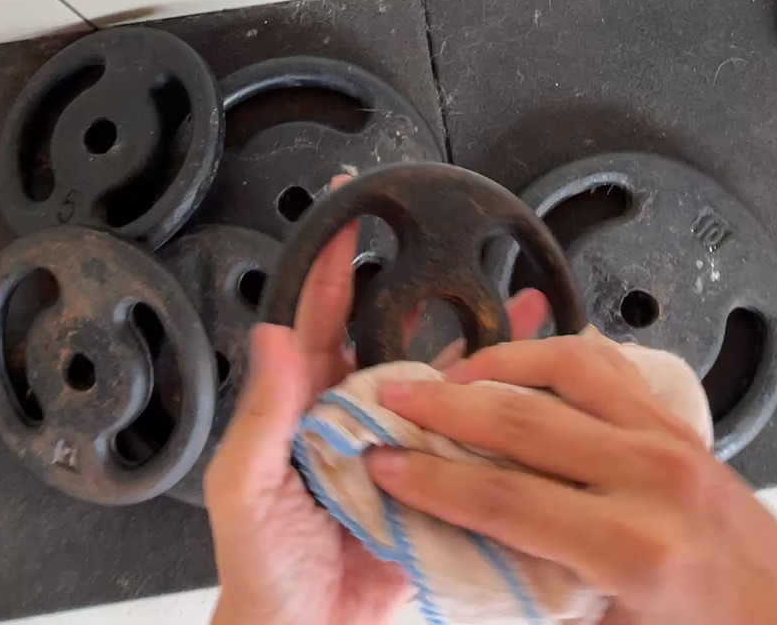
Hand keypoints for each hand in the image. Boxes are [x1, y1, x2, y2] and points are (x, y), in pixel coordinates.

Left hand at [205, 211, 549, 624]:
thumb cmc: (263, 566)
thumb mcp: (246, 489)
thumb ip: (261, 416)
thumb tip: (272, 335)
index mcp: (308, 396)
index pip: (320, 311)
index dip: (332, 258)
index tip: (347, 209)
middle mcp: (357, 405)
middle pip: (396, 332)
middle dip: (425, 286)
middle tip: (453, 241)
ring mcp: (399, 437)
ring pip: (440, 375)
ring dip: (476, 339)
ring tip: (516, 300)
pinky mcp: (433, 475)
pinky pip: (466, 430)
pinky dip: (497, 404)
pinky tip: (530, 384)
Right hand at [365, 335, 776, 624]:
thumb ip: (540, 594)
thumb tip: (466, 555)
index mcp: (635, 551)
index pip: (505, 500)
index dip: (432, 480)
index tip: (384, 461)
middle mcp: (651, 477)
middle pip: (524, 419)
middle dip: (446, 405)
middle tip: (396, 398)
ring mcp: (668, 436)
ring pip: (564, 366)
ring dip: (496, 363)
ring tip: (449, 372)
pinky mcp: (676, 420)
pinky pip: (604, 363)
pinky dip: (551, 351)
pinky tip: (520, 362)